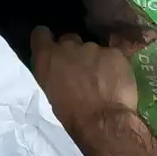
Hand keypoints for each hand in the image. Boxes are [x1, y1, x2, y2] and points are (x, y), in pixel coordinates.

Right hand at [30, 27, 144, 145]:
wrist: (102, 121)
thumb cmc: (71, 113)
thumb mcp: (50, 91)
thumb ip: (51, 71)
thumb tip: (57, 68)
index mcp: (47, 56)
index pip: (40, 33)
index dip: (46, 39)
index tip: (52, 47)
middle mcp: (68, 46)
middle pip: (69, 39)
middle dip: (74, 51)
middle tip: (81, 69)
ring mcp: (93, 47)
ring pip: (93, 49)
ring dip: (95, 60)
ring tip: (102, 79)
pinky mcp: (114, 53)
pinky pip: (113, 55)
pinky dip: (113, 64)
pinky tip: (116, 79)